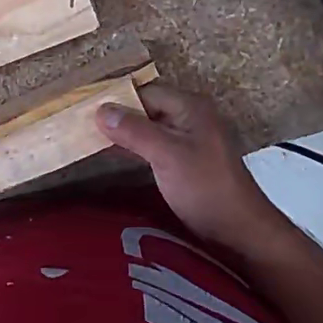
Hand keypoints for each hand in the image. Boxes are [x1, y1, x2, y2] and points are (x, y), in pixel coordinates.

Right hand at [98, 84, 297, 257]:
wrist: (238, 230)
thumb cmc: (205, 187)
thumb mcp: (167, 155)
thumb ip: (134, 131)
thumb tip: (100, 110)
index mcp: (190, 107)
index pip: (145, 92)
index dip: (118, 100)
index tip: (86, 111)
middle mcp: (190, 116)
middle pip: (147, 107)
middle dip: (119, 116)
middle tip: (84, 125)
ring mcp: (189, 139)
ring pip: (150, 127)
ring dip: (125, 133)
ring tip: (92, 139)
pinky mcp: (186, 160)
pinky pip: (155, 144)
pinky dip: (135, 147)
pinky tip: (115, 155)